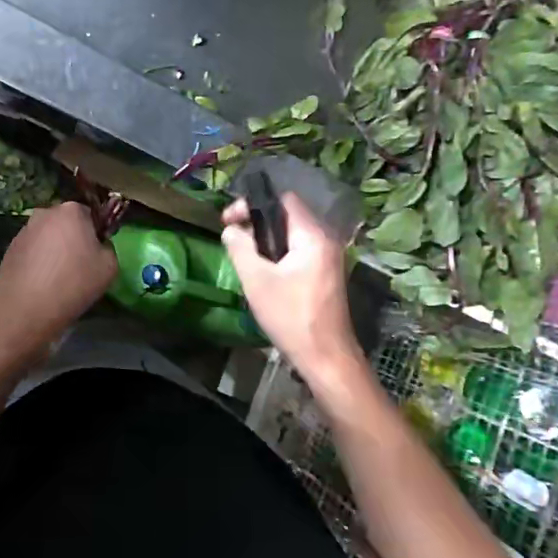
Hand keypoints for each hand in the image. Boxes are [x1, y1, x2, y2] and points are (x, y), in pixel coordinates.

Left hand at [0, 202, 116, 357]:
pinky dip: (38, 260)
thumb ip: (108, 247)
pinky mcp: (10, 248)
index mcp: (71, 210)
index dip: (94, 234)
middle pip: (65, 223)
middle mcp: (45, 213)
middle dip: (72, 239)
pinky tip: (41, 282)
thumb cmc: (74, 283)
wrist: (27, 308)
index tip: (95, 254)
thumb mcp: (110, 266)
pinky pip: (32, 250)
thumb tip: (97, 245)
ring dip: (53, 250)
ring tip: (57, 277)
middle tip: (77, 265)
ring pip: (47, 236)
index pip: (89, 215)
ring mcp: (24, 230)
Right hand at [221, 193, 361, 377]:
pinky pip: (297, 252)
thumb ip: (241, 248)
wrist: (325, 357)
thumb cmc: (290, 316)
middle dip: (257, 222)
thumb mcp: (257, 280)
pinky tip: (260, 270)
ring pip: (291, 236)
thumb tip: (231, 230)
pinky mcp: (324, 275)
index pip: (284, 200)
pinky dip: (277, 254)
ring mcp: (327, 259)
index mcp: (313, 237)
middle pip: (287, 217)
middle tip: (231, 235)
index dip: (254, 203)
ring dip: (265, 240)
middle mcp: (325, 241)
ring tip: (242, 252)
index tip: (230, 219)